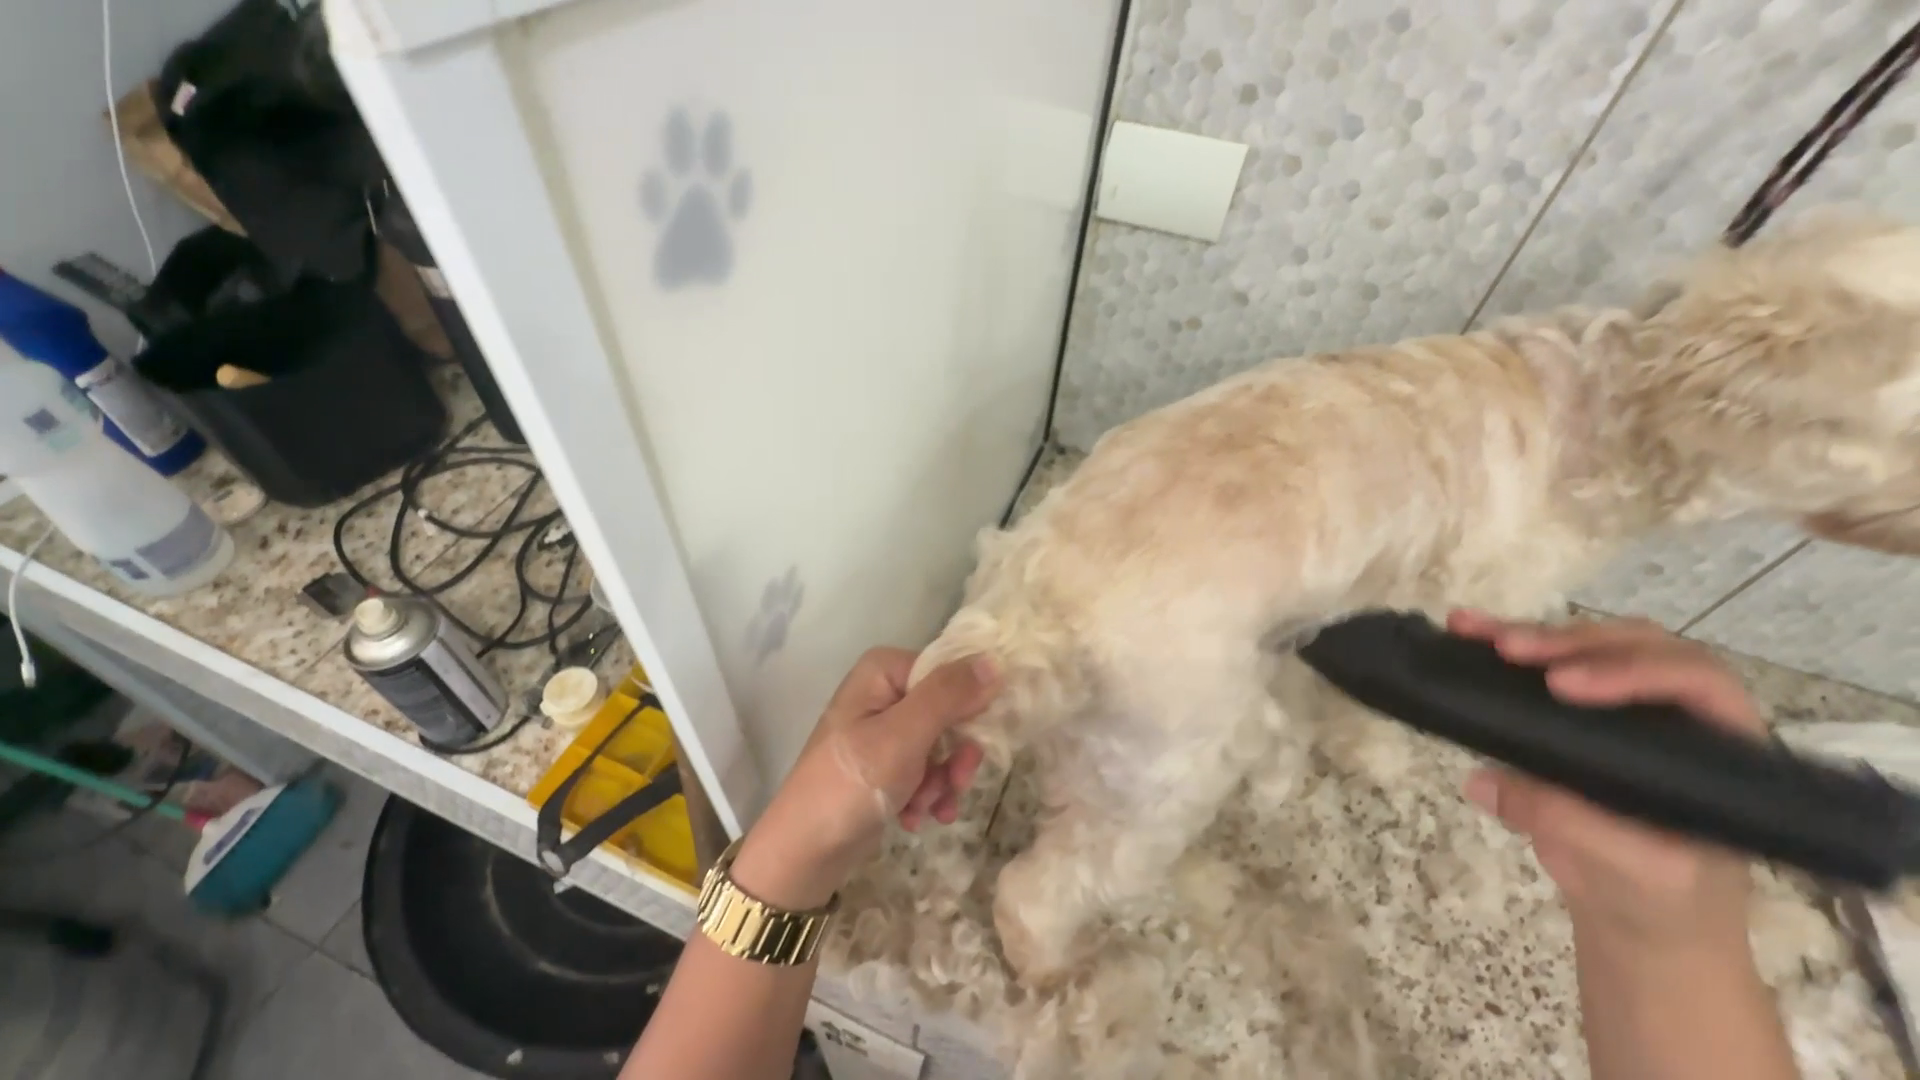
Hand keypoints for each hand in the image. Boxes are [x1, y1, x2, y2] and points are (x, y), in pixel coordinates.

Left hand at [730, 648, 998, 908]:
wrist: (805, 854)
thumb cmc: (851, 785)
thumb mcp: (904, 736)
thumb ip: (949, 696)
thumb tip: (995, 660)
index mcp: (884, 671)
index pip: (950, 672)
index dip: (969, 706)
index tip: (976, 741)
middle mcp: (884, 693)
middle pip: (950, 712)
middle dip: (954, 756)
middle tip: (956, 783)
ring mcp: (884, 731)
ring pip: (942, 747)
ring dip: (942, 782)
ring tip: (925, 807)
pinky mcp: (885, 765)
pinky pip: (925, 771)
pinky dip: (927, 795)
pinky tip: (916, 818)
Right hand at [1447, 612, 1761, 956]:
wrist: (1643, 917)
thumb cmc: (1667, 898)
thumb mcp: (1637, 871)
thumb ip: (1572, 824)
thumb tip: (1484, 779)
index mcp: (1719, 746)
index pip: (1695, 682)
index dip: (1633, 671)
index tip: (1562, 685)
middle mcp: (1677, 713)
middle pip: (1637, 647)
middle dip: (1572, 641)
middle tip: (1511, 650)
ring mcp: (1622, 709)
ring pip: (1586, 646)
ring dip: (1531, 633)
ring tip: (1475, 631)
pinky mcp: (1571, 714)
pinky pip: (1542, 668)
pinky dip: (1502, 646)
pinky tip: (1464, 633)